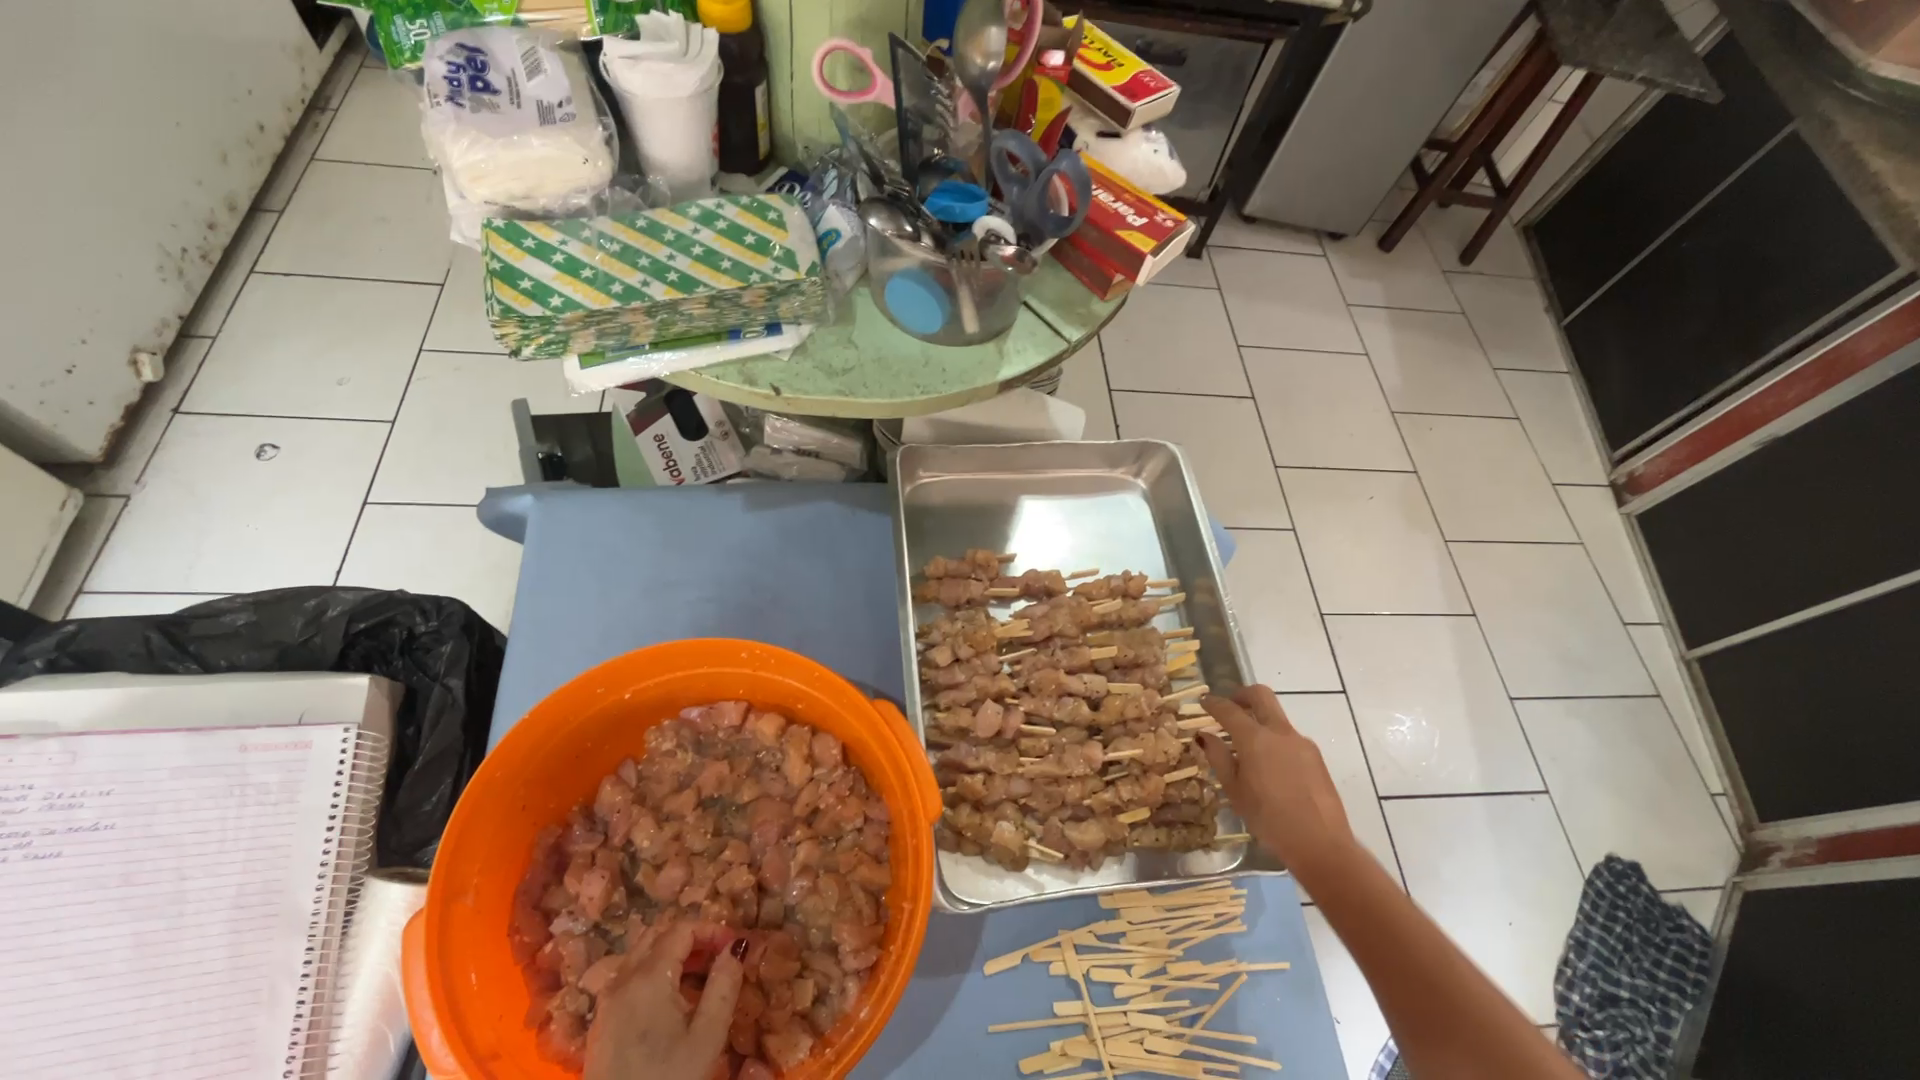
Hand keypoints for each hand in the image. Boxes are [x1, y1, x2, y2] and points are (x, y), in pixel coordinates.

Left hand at [584, 922, 745, 1079]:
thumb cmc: (669, 1077)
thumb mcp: (708, 1034)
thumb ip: (724, 984)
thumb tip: (737, 947)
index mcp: (648, 976)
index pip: (682, 928)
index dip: (713, 930)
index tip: (737, 947)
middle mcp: (622, 978)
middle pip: (658, 934)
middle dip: (692, 938)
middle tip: (720, 957)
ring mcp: (607, 998)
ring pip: (642, 954)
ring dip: (673, 954)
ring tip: (702, 977)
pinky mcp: (602, 1018)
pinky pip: (630, 976)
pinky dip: (655, 972)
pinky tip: (675, 1001)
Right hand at [1197, 685, 1355, 876]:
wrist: (1320, 842)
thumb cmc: (1268, 819)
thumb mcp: (1234, 790)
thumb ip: (1219, 757)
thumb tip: (1205, 736)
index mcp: (1255, 739)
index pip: (1229, 710)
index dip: (1213, 703)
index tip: (1203, 702)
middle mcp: (1280, 732)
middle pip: (1261, 695)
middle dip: (1241, 695)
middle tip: (1229, 707)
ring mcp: (1301, 742)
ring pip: (1276, 718)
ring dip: (1259, 721)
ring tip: (1246, 749)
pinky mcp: (1315, 756)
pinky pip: (1289, 738)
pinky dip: (1274, 741)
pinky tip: (1269, 769)